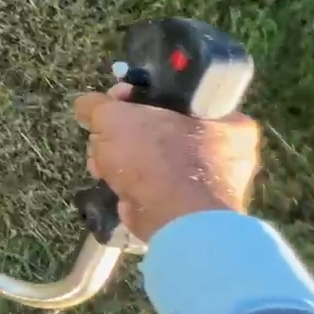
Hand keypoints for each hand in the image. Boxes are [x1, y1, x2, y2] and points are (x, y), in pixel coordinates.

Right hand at [73, 83, 261, 240]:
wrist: (174, 218)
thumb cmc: (155, 158)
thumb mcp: (114, 115)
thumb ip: (96, 103)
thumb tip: (88, 106)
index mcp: (225, 119)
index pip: (172, 95)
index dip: (136, 96)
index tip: (115, 101)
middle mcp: (225, 147)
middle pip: (151, 125)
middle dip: (117, 132)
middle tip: (105, 136)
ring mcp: (208, 176)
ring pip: (144, 151)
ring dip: (114, 155)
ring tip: (105, 164)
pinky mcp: (188, 198)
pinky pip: (148, 176)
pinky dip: (126, 177)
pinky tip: (113, 179)